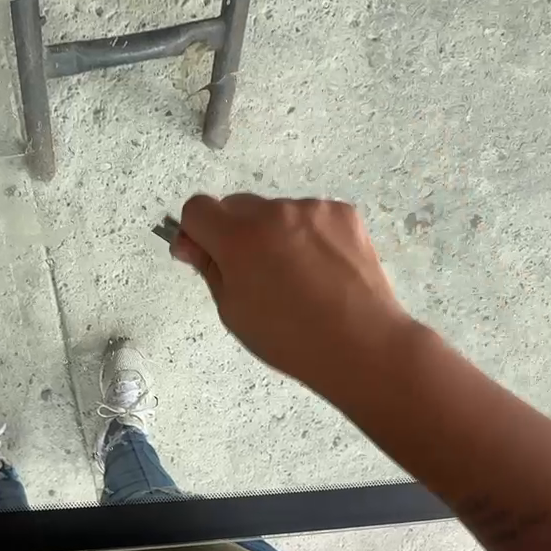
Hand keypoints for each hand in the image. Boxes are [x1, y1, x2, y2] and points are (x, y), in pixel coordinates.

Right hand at [172, 193, 420, 389]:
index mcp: (239, 238)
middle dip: (233, 233)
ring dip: (272, 235)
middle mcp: (274, 213)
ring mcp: (312, 209)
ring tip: (293, 278)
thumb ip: (208, 268)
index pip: (197, 209)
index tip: (204, 256)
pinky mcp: (342, 213)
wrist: (360, 343)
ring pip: (274, 213)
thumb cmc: (289, 338)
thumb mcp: (232, 311)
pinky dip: (305, 235)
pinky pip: (309, 216)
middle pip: (235, 206)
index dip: (195, 233)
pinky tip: (318, 270)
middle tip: (251, 275)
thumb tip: (190, 244)